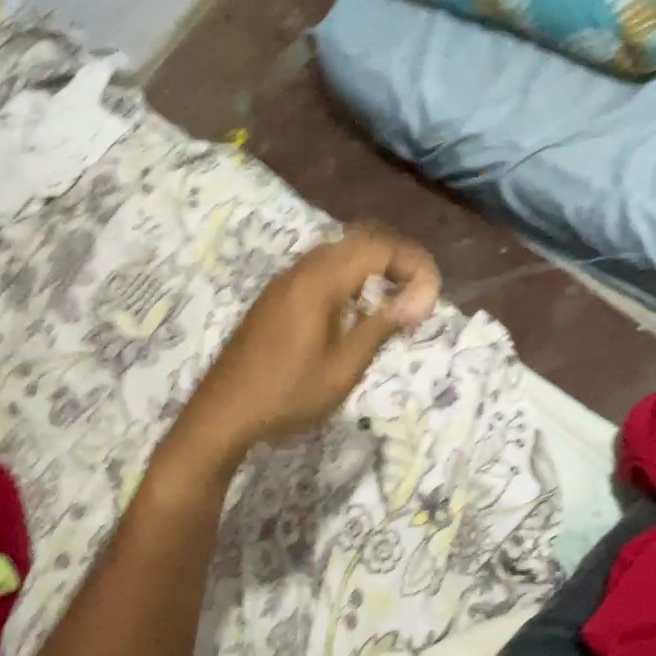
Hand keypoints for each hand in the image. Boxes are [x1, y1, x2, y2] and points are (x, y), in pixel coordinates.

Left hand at [170, 227, 439, 459]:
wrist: (223, 414)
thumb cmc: (288, 395)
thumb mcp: (344, 367)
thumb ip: (382, 325)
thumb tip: (422, 295)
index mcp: (319, 281)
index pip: (378, 247)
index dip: (413, 263)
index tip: (432, 294)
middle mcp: (301, 270)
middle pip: (359, 241)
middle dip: (397, 260)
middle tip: (421, 293)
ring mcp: (284, 282)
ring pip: (339, 254)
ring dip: (373, 268)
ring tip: (396, 302)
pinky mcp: (276, 298)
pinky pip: (321, 270)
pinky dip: (350, 278)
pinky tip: (357, 311)